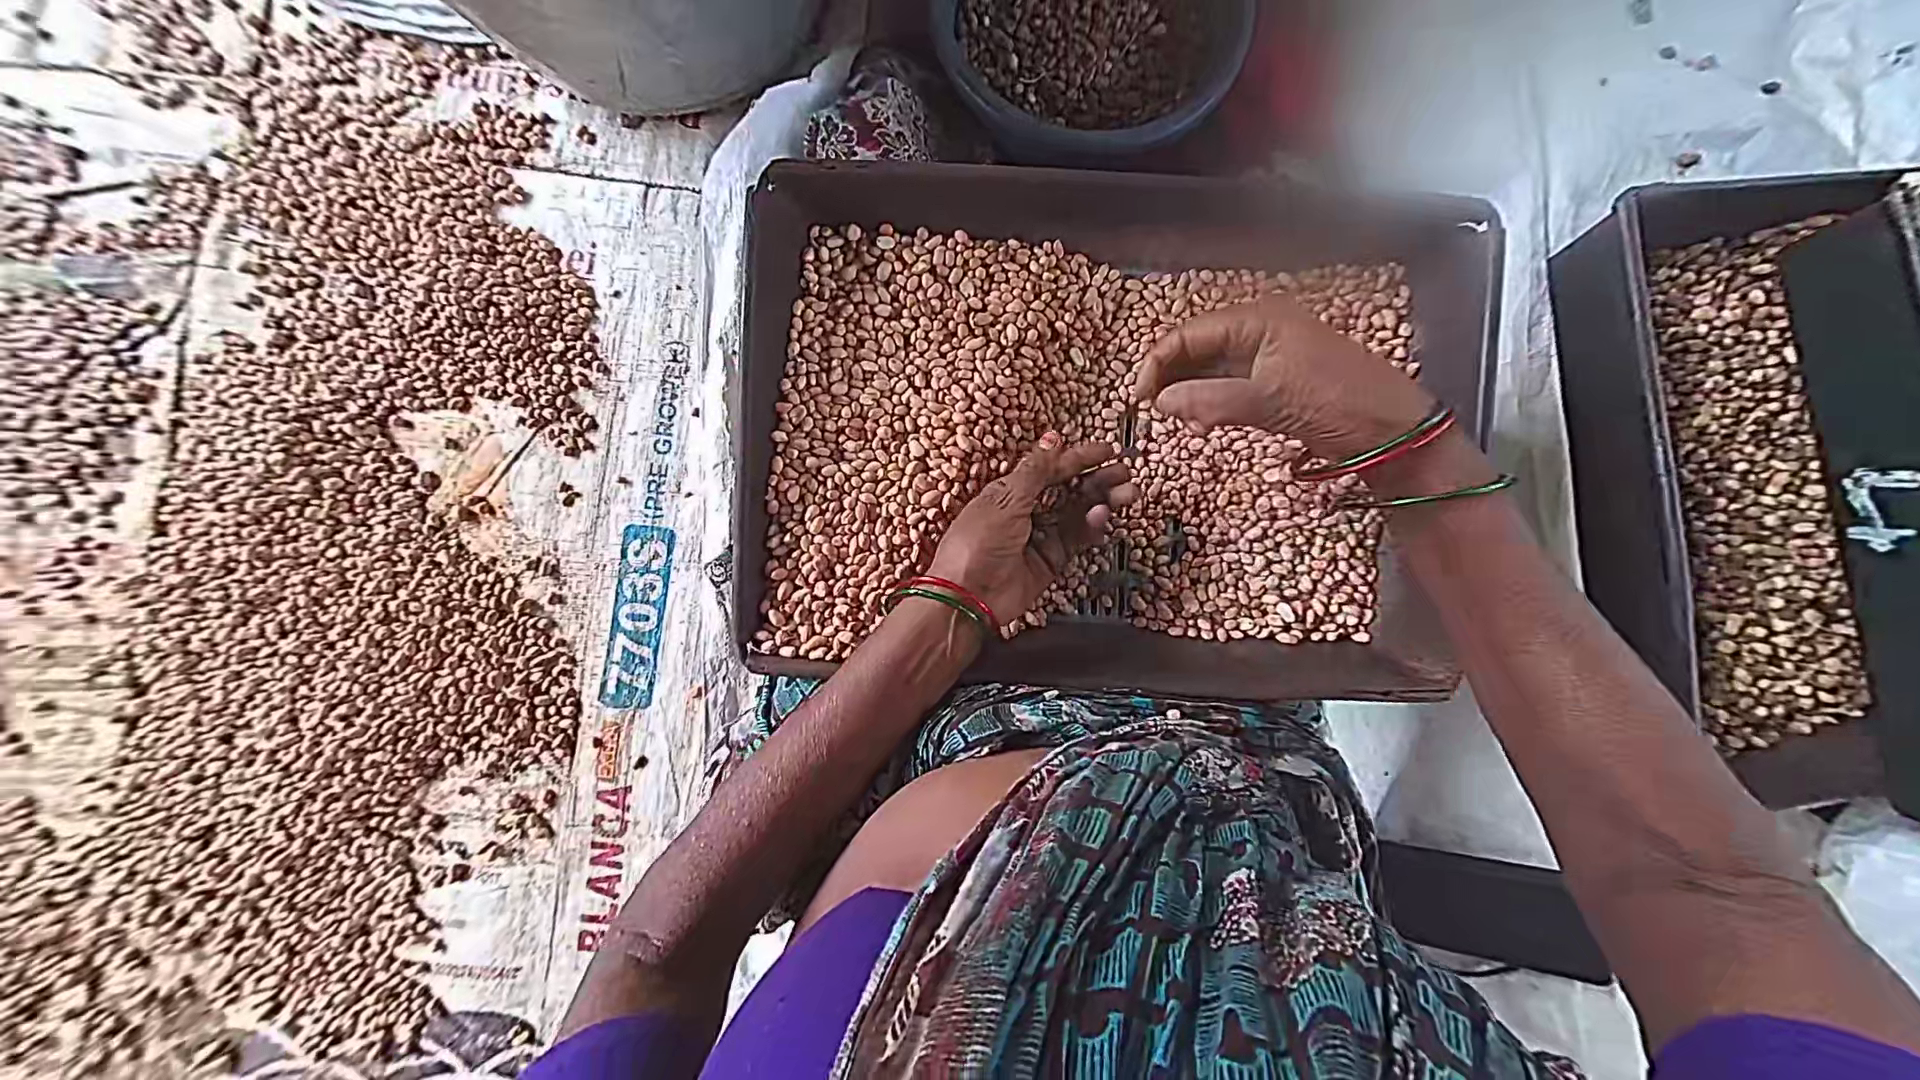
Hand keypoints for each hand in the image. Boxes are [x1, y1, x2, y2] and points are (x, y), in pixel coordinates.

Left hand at [925, 433, 1133, 628]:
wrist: (968, 596)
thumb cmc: (976, 544)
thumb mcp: (1006, 499)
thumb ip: (1036, 471)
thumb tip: (1053, 439)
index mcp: (1010, 491)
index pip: (1051, 469)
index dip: (1079, 459)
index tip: (1107, 451)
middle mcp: (1027, 511)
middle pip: (1069, 490)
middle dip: (1098, 479)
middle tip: (1124, 474)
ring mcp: (1040, 536)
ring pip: (1078, 513)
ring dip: (1102, 501)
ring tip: (1126, 493)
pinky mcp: (1050, 560)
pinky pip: (1077, 538)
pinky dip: (1091, 526)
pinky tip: (1101, 516)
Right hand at [1132, 293, 1437, 460]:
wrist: (1393, 432)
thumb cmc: (1339, 404)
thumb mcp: (1270, 400)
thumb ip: (1210, 400)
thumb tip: (1160, 402)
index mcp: (1259, 320)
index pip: (1189, 334)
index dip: (1157, 364)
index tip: (1138, 399)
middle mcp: (1259, 331)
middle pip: (1195, 348)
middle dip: (1168, 377)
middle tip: (1148, 411)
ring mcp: (1265, 357)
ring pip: (1207, 369)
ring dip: (1185, 392)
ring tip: (1170, 418)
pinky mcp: (1272, 382)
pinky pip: (1225, 387)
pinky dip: (1205, 402)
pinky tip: (1197, 421)